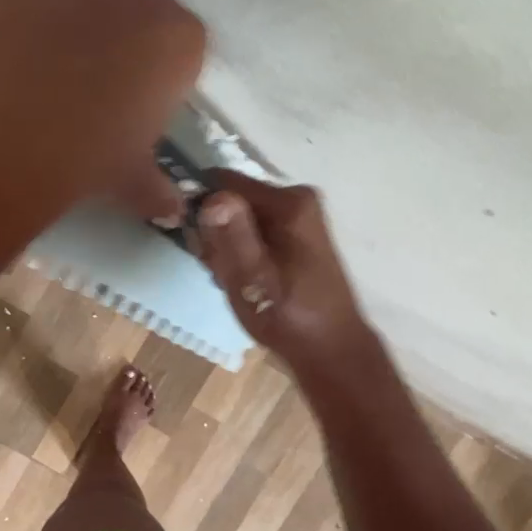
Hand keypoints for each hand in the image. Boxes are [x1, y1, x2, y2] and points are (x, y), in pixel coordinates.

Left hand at [0, 0, 206, 220]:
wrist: (3, 136)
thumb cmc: (81, 160)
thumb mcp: (127, 179)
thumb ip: (155, 186)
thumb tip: (172, 210)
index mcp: (181, 39)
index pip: (173, 50)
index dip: (142, 76)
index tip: (117, 105)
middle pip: (129, 10)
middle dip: (108, 38)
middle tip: (72, 84)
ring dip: (64, 15)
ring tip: (28, 63)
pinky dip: (21, 0)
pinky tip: (2, 40)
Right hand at [195, 170, 371, 357]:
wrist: (330, 348)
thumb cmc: (289, 317)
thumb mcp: (252, 279)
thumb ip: (232, 237)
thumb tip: (211, 197)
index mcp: (289, 202)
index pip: (222, 182)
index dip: (201, 211)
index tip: (203, 248)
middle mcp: (296, 198)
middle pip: (229, 200)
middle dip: (215, 234)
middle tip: (221, 272)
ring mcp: (297, 215)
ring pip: (236, 218)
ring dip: (225, 248)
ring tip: (233, 280)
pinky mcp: (294, 233)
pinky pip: (250, 231)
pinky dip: (239, 253)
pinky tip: (244, 279)